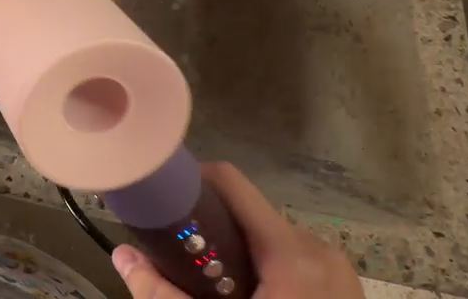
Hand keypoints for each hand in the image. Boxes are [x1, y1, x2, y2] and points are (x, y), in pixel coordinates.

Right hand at [112, 163, 363, 298]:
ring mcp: (337, 271)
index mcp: (291, 254)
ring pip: (267, 233)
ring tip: (216, 281)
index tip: (163, 198)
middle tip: (184, 252)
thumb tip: (123, 255)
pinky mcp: (344, 288)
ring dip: (236, 247)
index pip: (230, 181)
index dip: (190, 180)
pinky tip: (248, 295)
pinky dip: (262, 265)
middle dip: (210, 225)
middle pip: (245, 210)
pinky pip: (290, 255)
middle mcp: (319, 251)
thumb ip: (161, 295)